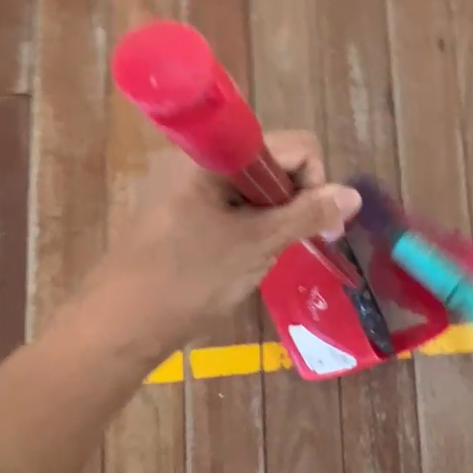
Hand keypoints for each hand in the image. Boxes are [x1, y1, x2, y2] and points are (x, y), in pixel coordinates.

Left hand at [65, 131, 360, 364]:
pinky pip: (232, 202)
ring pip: (255, 185)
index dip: (313, 182)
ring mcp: (185, 183)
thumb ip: (308, 214)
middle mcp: (198, 157)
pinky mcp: (179, 208)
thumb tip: (353, 195)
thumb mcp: (258, 244)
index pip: (293, 145)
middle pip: (274, 161)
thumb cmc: (189, 279)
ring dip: (273, 216)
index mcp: (213, 153)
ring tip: (263, 254)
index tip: (316, 226)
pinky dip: (250, 224)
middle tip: (294, 243)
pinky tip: (242, 256)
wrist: (119, 327)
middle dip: (294, 200)